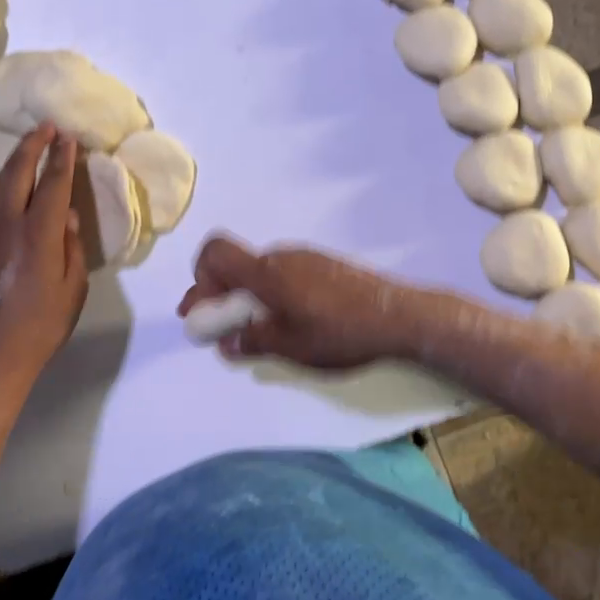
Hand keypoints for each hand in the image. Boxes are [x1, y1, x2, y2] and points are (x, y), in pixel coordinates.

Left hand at [0, 124, 88, 380]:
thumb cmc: (41, 326)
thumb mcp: (73, 289)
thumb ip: (73, 248)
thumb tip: (68, 218)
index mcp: (39, 234)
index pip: (53, 183)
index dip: (62, 157)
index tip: (68, 137)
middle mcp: (8, 224)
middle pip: (18, 172)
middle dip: (33, 146)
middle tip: (46, 129)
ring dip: (14, 163)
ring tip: (26, 150)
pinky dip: (0, 187)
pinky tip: (7, 189)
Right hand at [177, 235, 417, 370]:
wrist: (398, 316)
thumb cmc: (339, 332)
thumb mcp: (289, 347)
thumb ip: (251, 341)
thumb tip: (224, 342)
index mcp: (266, 272)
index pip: (215, 252)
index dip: (201, 277)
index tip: (207, 309)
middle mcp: (279, 256)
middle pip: (236, 266)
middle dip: (221, 296)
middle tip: (220, 330)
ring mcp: (303, 258)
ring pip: (260, 272)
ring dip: (248, 297)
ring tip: (258, 330)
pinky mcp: (322, 265)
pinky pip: (282, 274)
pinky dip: (271, 294)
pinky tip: (289, 320)